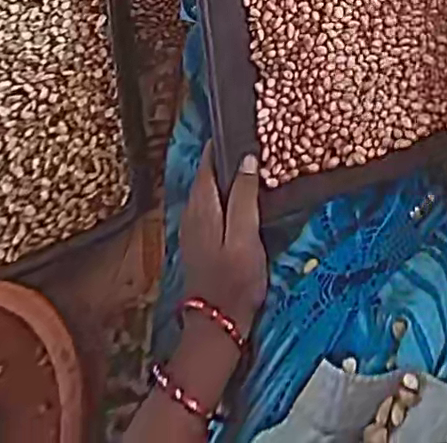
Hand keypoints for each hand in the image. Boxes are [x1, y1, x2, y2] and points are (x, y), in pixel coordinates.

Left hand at [180, 145, 266, 334]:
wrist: (218, 324)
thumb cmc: (235, 278)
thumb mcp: (245, 234)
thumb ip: (245, 196)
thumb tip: (247, 158)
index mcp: (202, 207)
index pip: (207, 163)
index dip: (220, 142)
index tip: (239, 123)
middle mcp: (193, 213)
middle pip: (207, 174)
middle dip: (225, 154)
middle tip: (252, 137)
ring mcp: (195, 227)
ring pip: (210, 188)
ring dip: (227, 173)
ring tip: (253, 159)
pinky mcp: (203, 239)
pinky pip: (213, 202)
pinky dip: (227, 190)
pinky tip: (245, 192)